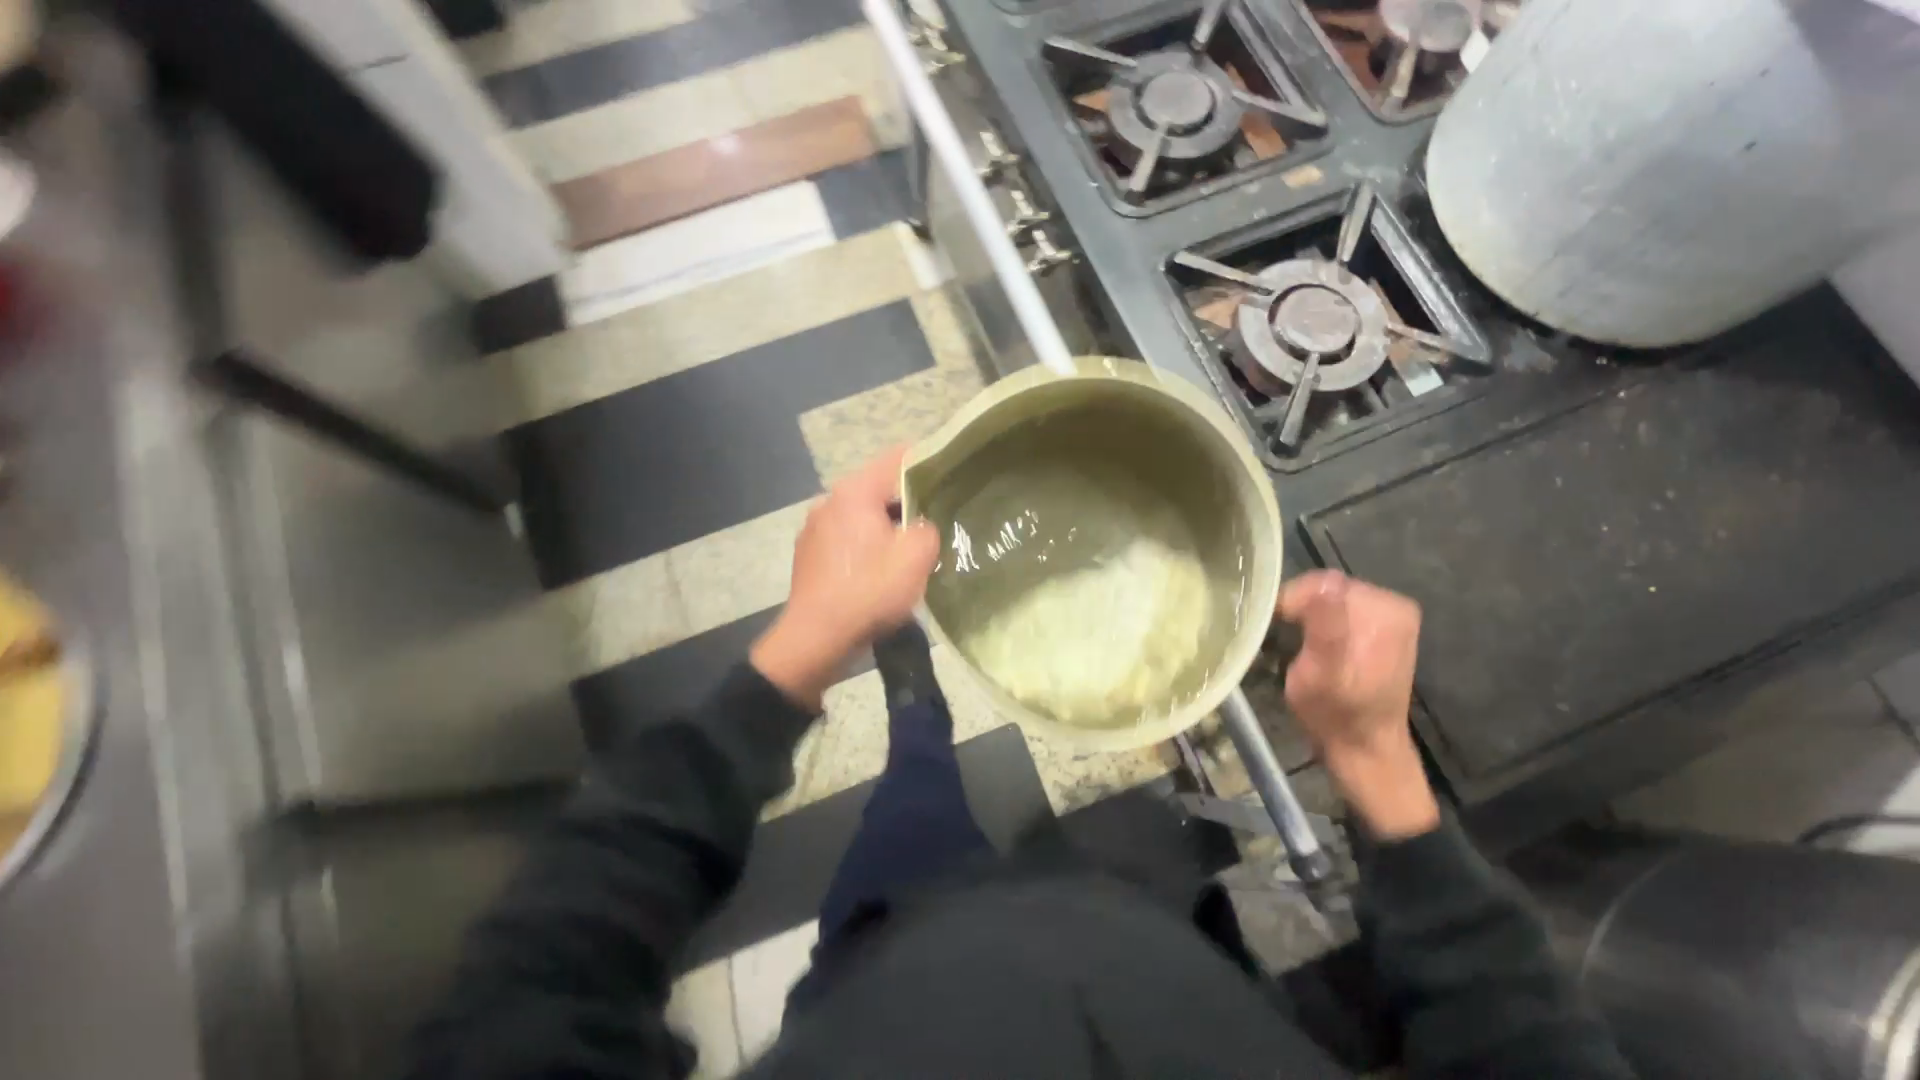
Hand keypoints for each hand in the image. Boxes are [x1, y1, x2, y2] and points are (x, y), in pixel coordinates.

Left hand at [750, 447, 939, 709]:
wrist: (815, 640)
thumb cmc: (869, 592)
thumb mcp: (917, 557)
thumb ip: (928, 527)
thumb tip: (920, 526)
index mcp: (854, 491)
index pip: (898, 457)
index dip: (929, 464)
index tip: (952, 478)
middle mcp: (829, 500)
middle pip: (879, 489)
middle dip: (908, 502)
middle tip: (937, 521)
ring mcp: (814, 528)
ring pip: (862, 516)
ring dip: (886, 528)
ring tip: (910, 551)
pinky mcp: (808, 555)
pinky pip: (846, 540)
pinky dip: (865, 548)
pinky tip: (879, 572)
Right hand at [1278, 570, 1438, 838]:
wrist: (1364, 750)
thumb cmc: (1338, 715)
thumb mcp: (1324, 673)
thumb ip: (1326, 626)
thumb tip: (1326, 582)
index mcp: (1386, 609)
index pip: (1322, 583)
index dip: (1291, 605)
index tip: (1272, 632)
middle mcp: (1393, 605)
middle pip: (1325, 590)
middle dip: (1300, 615)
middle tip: (1285, 647)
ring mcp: (1388, 617)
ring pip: (1326, 601)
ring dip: (1306, 623)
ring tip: (1298, 651)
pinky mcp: (1379, 629)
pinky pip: (1336, 613)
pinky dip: (1318, 628)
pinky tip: (1314, 652)